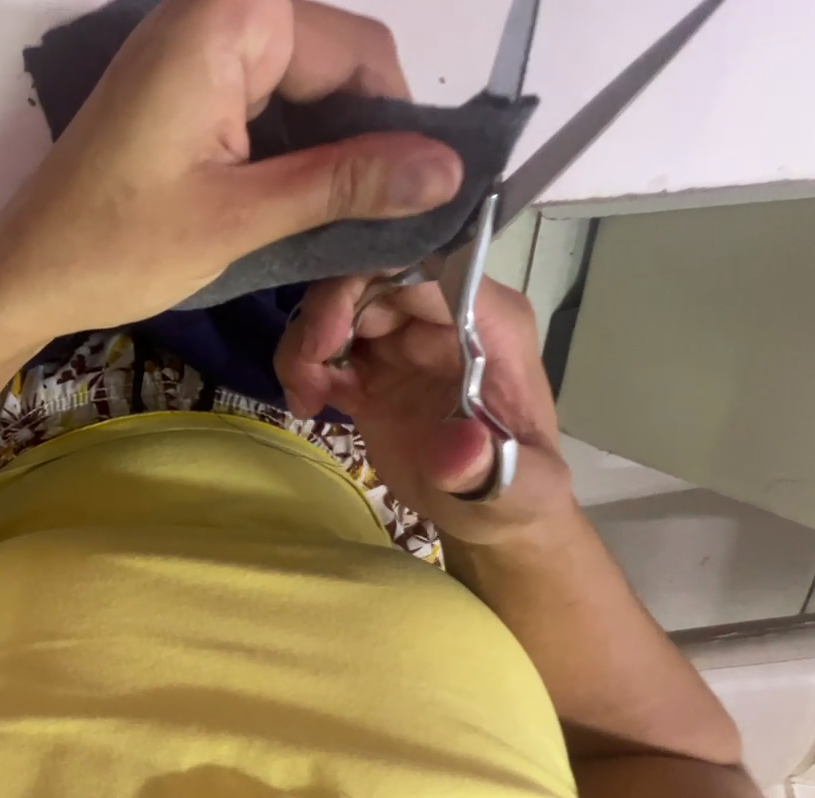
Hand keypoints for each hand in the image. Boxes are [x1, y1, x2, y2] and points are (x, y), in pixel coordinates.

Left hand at [0, 0, 465, 345]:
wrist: (20, 282)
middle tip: (368, 222)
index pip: (357, 50)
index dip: (394, 124)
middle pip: (323, 65)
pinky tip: (279, 207)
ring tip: (324, 225)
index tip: (412, 195)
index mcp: (229, 20)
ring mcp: (178, 56)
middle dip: (350, 141)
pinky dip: (269, 155)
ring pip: (286, 92)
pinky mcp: (162, 95)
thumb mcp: (238, 218)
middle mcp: (206, 16)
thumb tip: (446, 170)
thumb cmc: (114, 250)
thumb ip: (343, 183)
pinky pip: (244, 109)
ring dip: (311, 154)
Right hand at [274, 275, 575, 545]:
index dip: (364, 292)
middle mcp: (443, 318)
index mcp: (488, 324)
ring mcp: (403, 340)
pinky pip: (323, 345)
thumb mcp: (513, 491)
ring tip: (306, 399)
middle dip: (322, 322)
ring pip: (336, 309)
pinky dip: (301, 369)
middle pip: (368, 281)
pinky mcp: (370, 366)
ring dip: (304, 349)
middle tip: (304, 380)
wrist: (484, 508)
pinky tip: (309, 406)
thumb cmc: (512, 493)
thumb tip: (458, 448)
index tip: (325, 346)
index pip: (421, 272)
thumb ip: (486, 469)